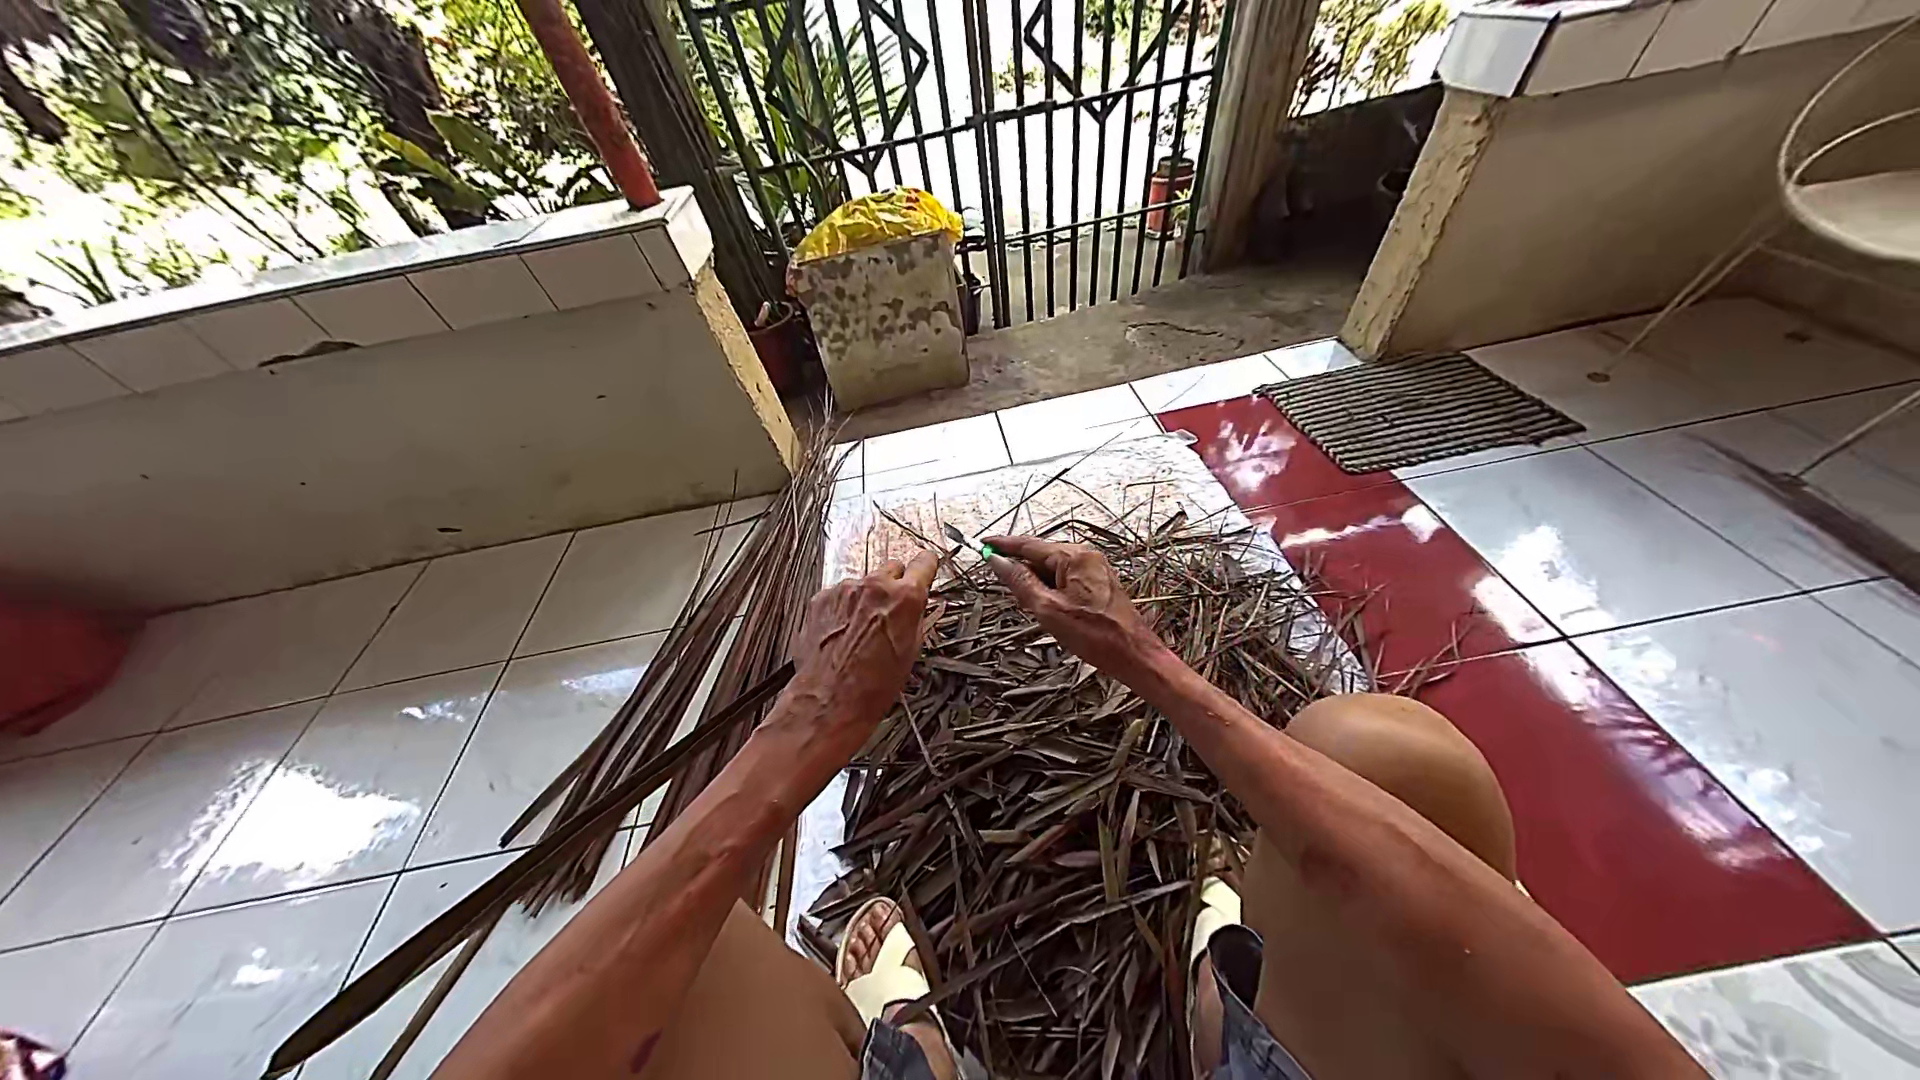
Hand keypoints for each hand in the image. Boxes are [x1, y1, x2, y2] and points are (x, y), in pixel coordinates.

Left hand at [782, 550, 939, 750]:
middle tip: (891, 610)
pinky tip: (844, 633)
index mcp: (905, 597)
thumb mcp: (912, 650)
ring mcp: (845, 590)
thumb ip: (916, 617)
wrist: (831, 700)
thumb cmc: (872, 685)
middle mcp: (874, 586)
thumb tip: (917, 607)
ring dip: (866, 599)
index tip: (926, 565)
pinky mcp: (822, 598)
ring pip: (863, 583)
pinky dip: (843, 608)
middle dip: (894, 585)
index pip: (924, 562)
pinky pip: (839, 595)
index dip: (926, 565)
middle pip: (892, 569)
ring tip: (863, 631)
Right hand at [984, 535, 1168, 682]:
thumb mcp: (1047, 609)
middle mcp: (1086, 556)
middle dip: (1021, 570)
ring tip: (1032, 606)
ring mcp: (1094, 568)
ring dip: (1036, 583)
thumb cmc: (1095, 635)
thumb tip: (998, 562)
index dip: (1003, 545)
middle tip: (1005, 587)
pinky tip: (1047, 607)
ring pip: (1052, 569)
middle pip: (1041, 556)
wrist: (1133, 654)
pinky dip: (1050, 589)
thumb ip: (1020, 582)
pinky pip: (1065, 578)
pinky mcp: (1098, 582)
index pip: (1029, 545)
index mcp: (1074, 557)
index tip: (983, 545)